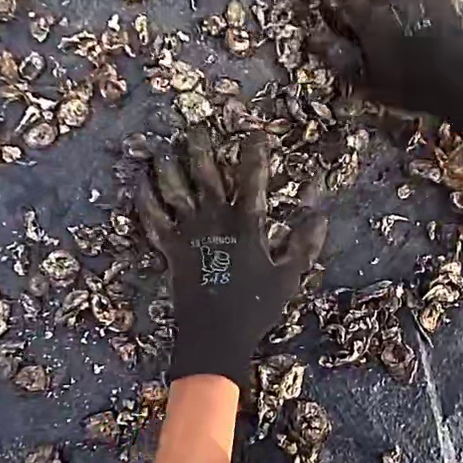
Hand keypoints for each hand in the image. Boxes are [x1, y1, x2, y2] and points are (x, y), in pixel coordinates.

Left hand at [138, 132, 326, 396]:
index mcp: (246, 223)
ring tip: (162, 148)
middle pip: (205, 173)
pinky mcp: (169, 248)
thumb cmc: (255, 307)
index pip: (252, 178)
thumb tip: (321, 214)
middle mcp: (214, 218)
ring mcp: (188, 232)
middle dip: (201, 147)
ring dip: (168, 166)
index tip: (256, 131)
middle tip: (196, 127)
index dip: (255, 152)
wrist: (215, 335)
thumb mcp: (288, 277)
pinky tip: (140, 183)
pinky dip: (145, 200)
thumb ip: (304, 244)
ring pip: (173, 189)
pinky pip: (152, 218)